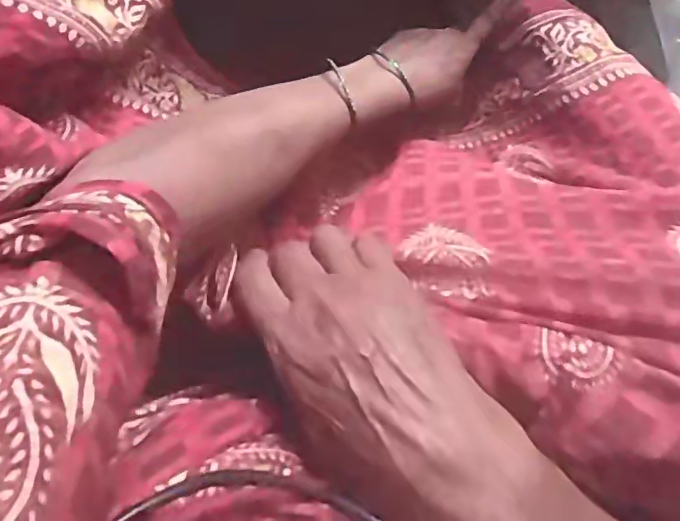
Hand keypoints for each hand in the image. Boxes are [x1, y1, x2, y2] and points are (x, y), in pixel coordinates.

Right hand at [235, 228, 548, 520]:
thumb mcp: (301, 417)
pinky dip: (364, 251)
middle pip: (287, 248)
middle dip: (288, 262)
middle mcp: (316, 297)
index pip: (249, 274)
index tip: (262, 283)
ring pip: (326, 233)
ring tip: (336, 270)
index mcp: (286, 335)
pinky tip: (371, 272)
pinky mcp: (393, 274)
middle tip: (301, 281)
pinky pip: (368, 239)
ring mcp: (357, 280)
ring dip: (326, 251)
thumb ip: (282, 362)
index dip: (252, 273)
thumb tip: (276, 336)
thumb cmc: (363, 445)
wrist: (430, 434)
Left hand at [366, 0, 523, 110]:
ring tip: (428, 79)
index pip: (489, 22)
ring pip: (437, 42)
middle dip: (462, 51)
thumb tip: (475, 84)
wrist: (383, 82)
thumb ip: (468, 88)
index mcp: (464, 45)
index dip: (504, 5)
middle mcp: (446, 32)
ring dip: (437, 55)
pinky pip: (418, 44)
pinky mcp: (401, 35)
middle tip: (459, 72)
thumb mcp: (455, 100)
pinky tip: (410, 72)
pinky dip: (418, 55)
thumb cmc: (426, 93)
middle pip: (460, 38)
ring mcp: (422, 31)